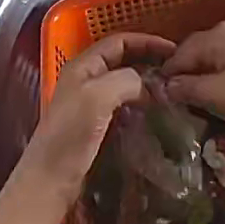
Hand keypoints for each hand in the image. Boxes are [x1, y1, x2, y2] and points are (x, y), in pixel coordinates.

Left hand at [19, 32, 175, 200]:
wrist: (49, 182)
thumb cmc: (70, 136)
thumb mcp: (98, 97)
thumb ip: (126, 80)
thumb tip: (148, 85)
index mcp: (84, 65)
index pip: (119, 41)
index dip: (146, 41)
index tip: (172, 49)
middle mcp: (86, 78)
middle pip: (122, 58)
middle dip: (148, 59)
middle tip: (175, 69)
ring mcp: (89, 101)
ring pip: (124, 81)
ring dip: (146, 81)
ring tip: (169, 89)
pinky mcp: (95, 124)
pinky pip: (123, 103)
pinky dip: (140, 101)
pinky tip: (154, 111)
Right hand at [162, 21, 224, 141]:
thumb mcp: (217, 97)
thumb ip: (187, 88)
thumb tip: (165, 86)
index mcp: (216, 35)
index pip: (179, 53)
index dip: (167, 76)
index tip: (159, 100)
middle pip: (196, 53)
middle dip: (185, 77)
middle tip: (178, 105)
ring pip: (214, 60)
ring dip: (204, 80)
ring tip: (199, 105)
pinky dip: (221, 80)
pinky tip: (224, 99)